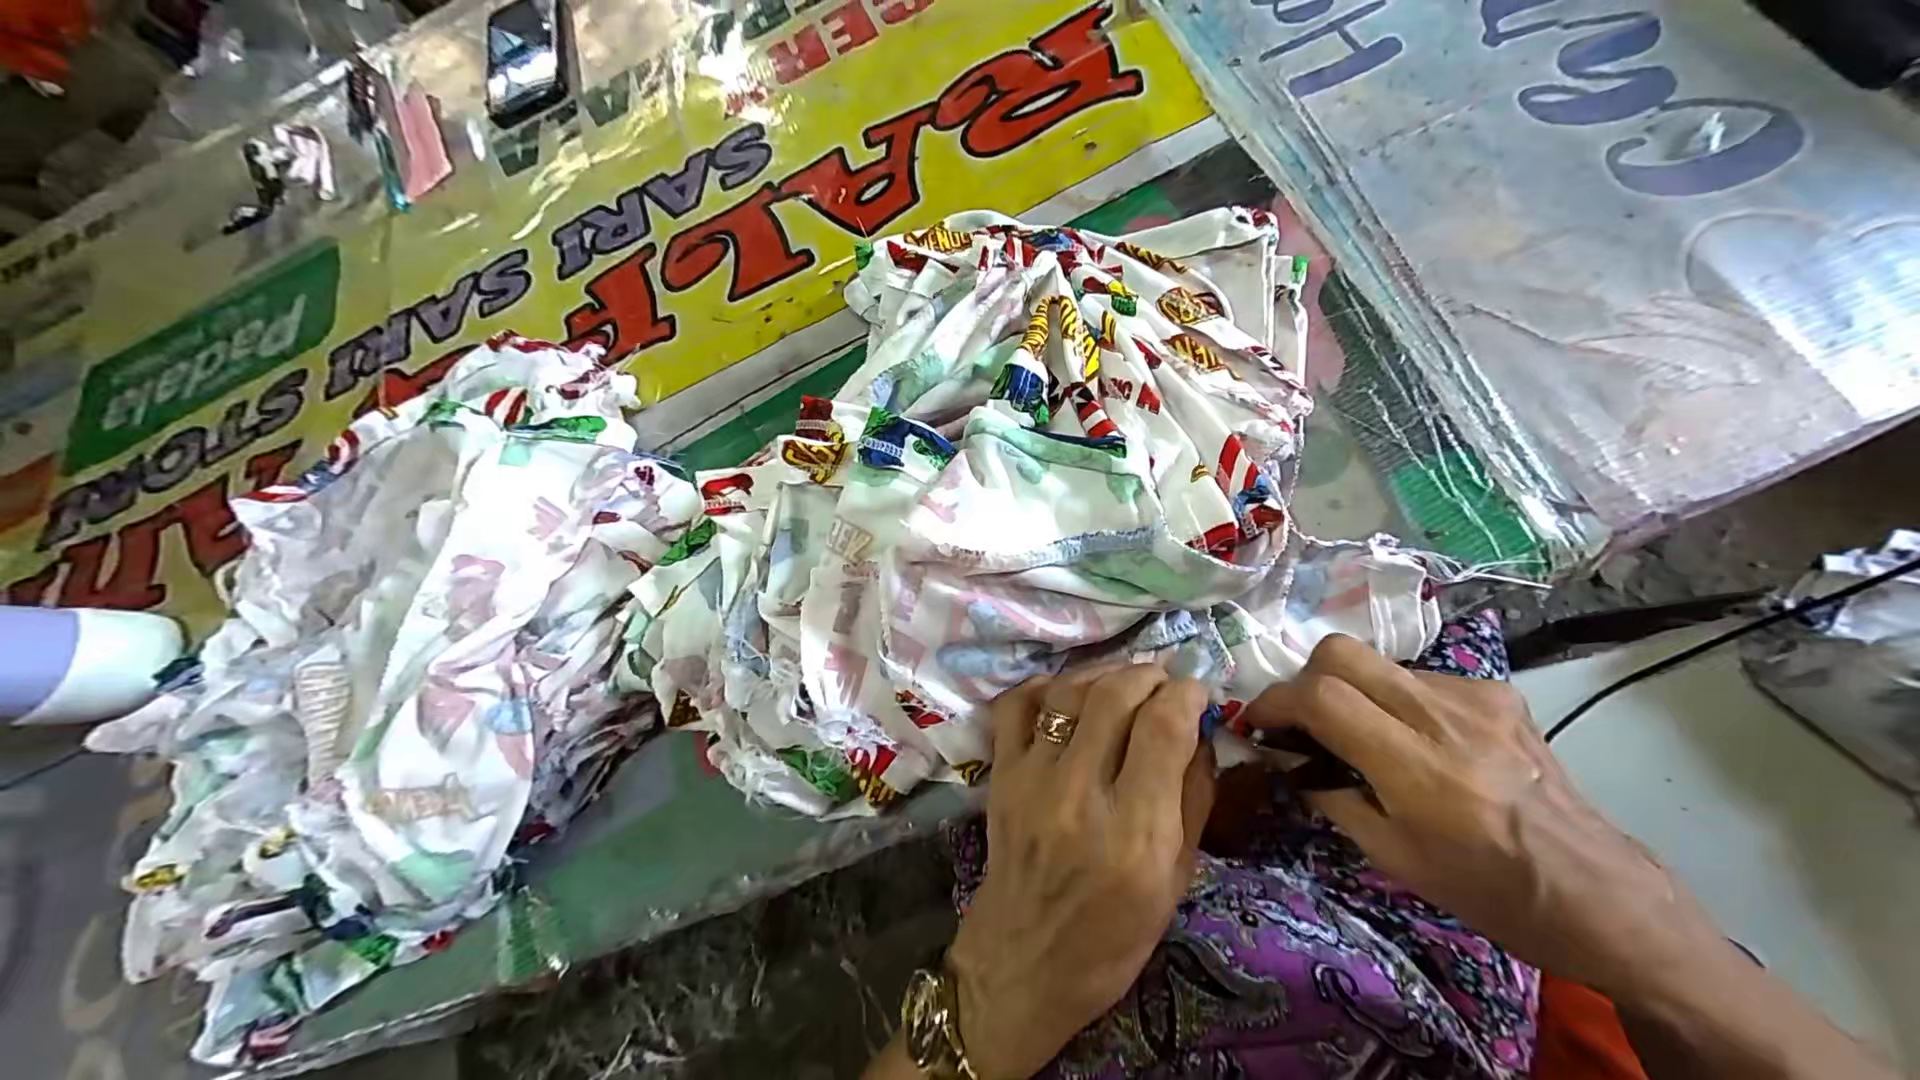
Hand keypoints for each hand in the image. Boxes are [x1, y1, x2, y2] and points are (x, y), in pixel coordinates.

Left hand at [945, 666, 1214, 1079]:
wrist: (1024, 959)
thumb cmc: (1113, 934)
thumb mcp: (1177, 878)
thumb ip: (1194, 797)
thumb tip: (1201, 728)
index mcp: (1136, 833)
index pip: (1163, 728)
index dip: (1187, 694)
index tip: (1197, 691)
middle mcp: (1080, 796)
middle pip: (1115, 697)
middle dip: (1150, 675)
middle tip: (1164, 682)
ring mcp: (1031, 779)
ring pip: (1068, 692)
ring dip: (1104, 674)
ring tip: (1124, 681)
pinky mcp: (1000, 774)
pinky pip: (1016, 705)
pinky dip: (1046, 686)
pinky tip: (1069, 693)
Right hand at [1244, 634, 1718, 996]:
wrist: (1604, 898)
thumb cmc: (1490, 892)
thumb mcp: (1392, 857)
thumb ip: (1328, 794)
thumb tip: (1282, 756)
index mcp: (1421, 772)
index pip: (1323, 698)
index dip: (1275, 701)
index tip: (1257, 722)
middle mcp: (1448, 720)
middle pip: (1341, 652)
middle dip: (1303, 678)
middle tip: (1300, 719)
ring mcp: (1478, 699)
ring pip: (1376, 661)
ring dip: (1348, 689)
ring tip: (1357, 734)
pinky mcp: (1498, 694)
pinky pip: (1416, 677)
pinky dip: (1392, 699)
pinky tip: (1410, 737)